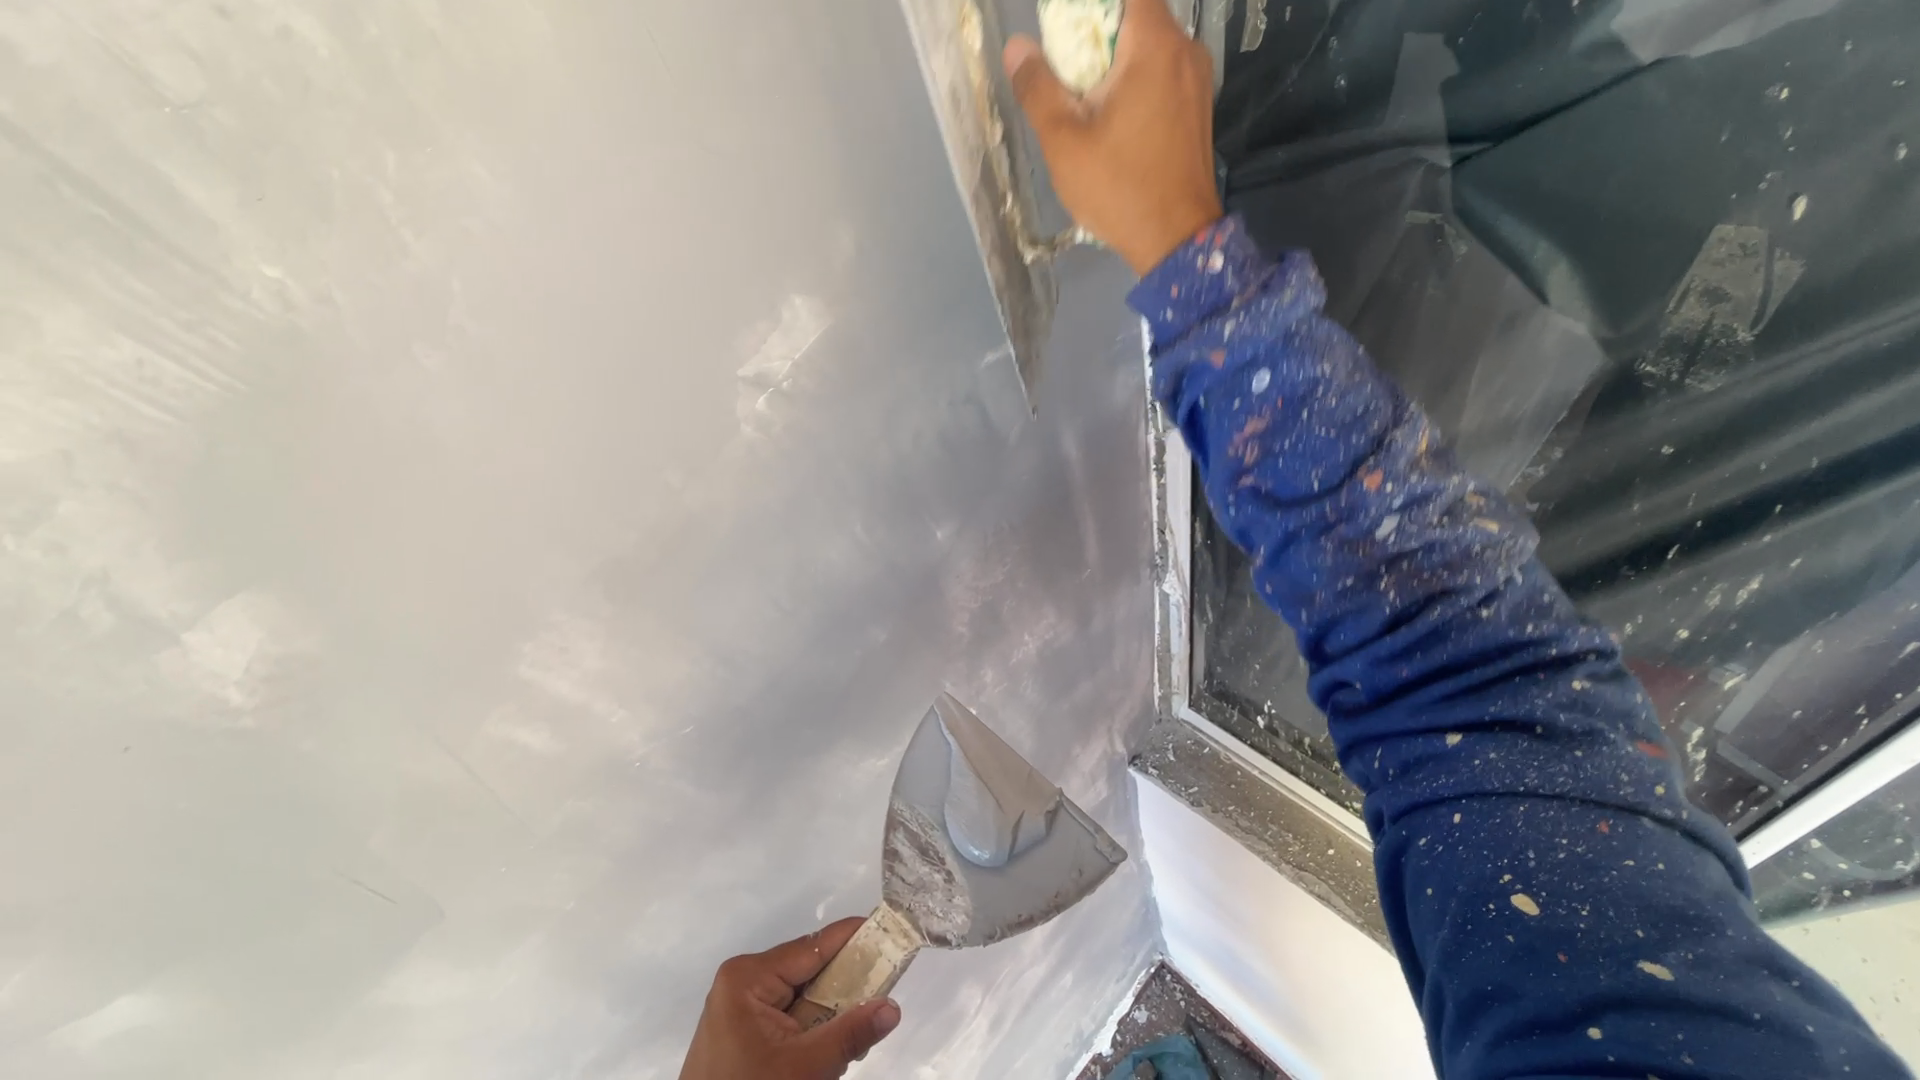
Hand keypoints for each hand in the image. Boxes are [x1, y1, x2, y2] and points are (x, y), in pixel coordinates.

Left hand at [677, 918, 902, 1079]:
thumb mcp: (805, 1069)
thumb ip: (850, 1034)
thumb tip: (893, 1007)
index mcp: (749, 977)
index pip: (814, 946)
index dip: (854, 939)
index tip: (892, 933)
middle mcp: (744, 982)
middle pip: (810, 970)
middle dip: (847, 986)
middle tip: (883, 997)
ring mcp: (741, 1008)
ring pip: (804, 996)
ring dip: (832, 1014)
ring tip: (857, 1037)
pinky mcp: (744, 1032)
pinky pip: (790, 1017)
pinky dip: (814, 1031)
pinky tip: (830, 1052)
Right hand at [1005, 0, 1223, 274]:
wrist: (1177, 240)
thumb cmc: (1120, 188)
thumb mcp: (1064, 141)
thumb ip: (1038, 88)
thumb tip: (1017, 48)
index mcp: (1155, 44)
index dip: (1090, 5)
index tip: (1065, 27)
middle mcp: (1185, 50)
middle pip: (1137, 15)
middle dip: (1098, 34)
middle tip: (1067, 69)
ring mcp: (1197, 80)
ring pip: (1151, 46)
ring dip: (1117, 60)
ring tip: (1086, 98)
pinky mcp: (1198, 109)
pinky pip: (1163, 74)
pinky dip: (1137, 81)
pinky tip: (1114, 118)